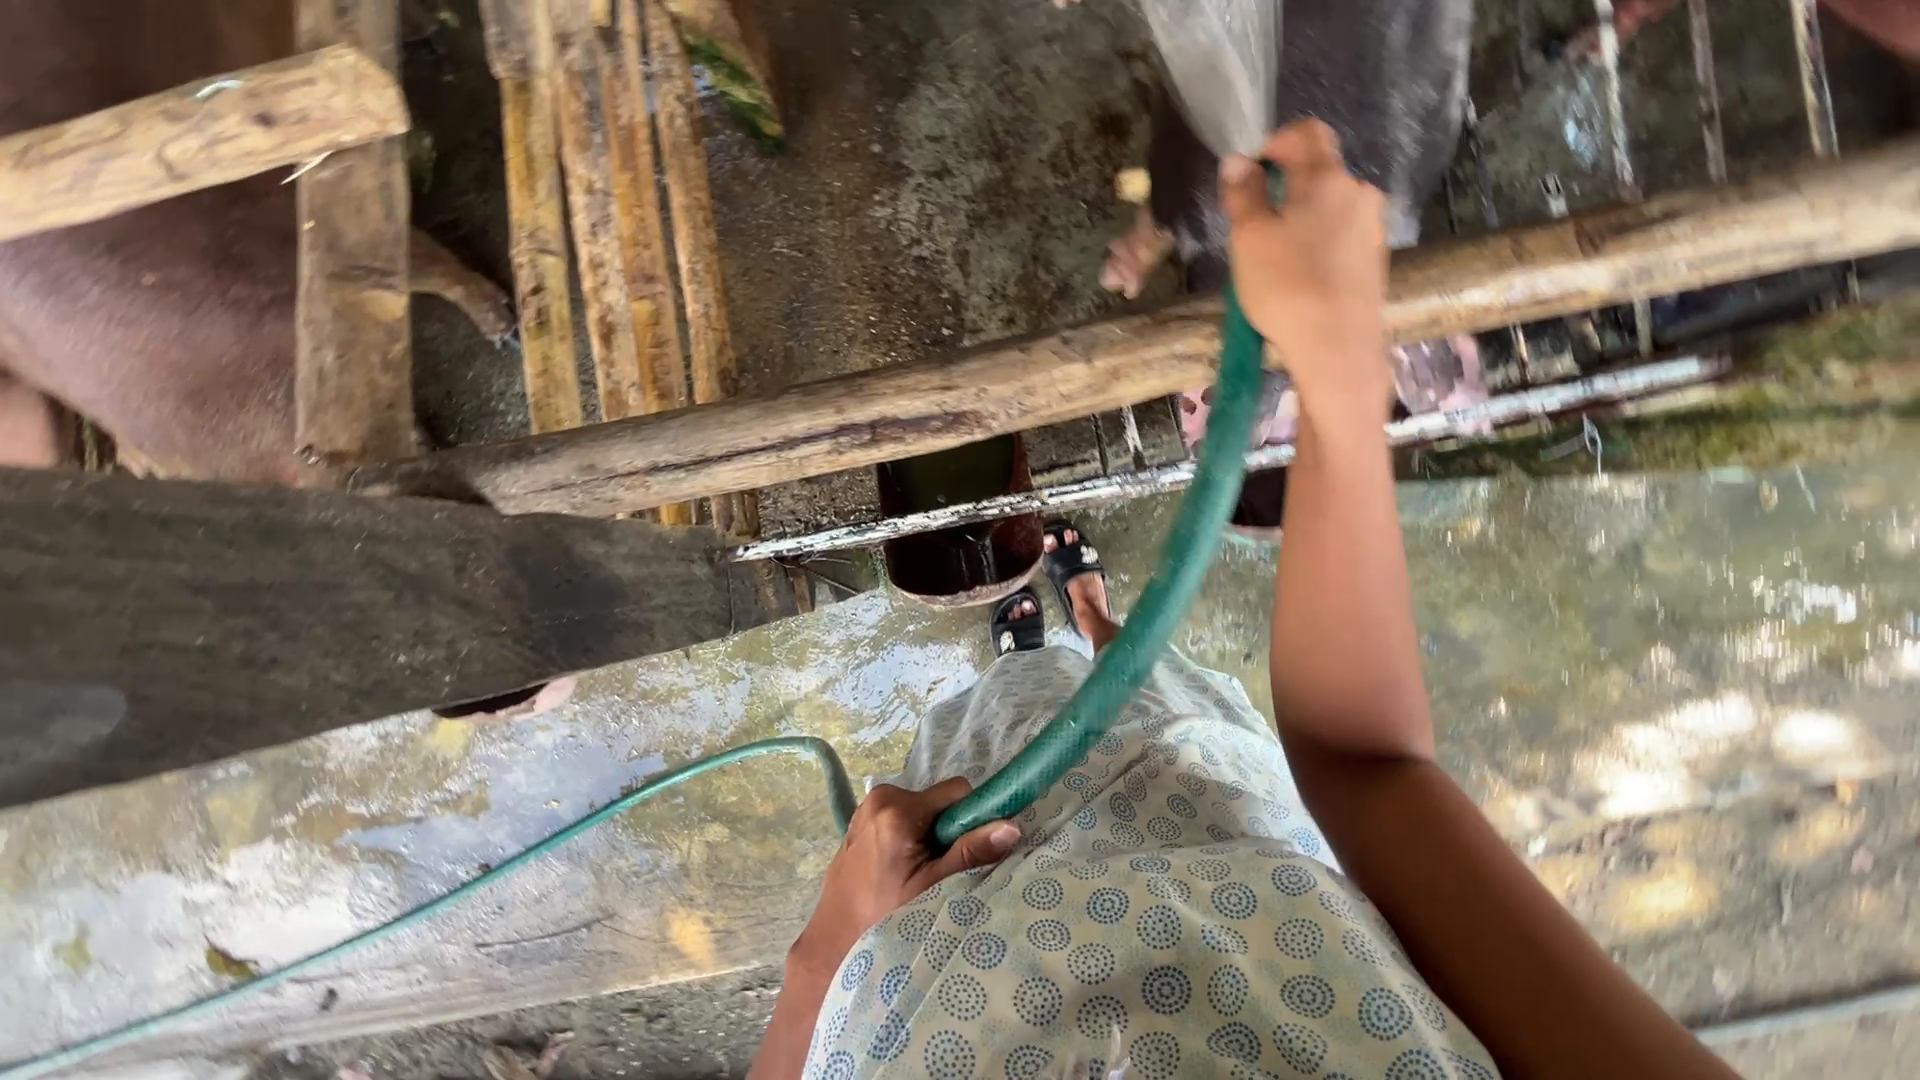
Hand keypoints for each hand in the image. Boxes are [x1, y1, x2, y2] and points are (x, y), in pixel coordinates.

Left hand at [789, 778, 1019, 977]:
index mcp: (897, 808)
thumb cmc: (883, 918)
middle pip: (938, 802)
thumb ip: (970, 853)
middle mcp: (879, 797)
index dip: (971, 819)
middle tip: (938, 871)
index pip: (957, 792)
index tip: (968, 852)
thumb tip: (1011, 826)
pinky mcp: (860, 823)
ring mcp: (866, 809)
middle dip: (947, 832)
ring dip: (928, 838)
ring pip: (921, 813)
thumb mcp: (933, 888)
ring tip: (918, 877)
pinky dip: (909, 840)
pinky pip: (900, 820)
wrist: (832, 946)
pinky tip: (900, 874)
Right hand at [1218, 119, 1392, 415]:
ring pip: (1328, 209)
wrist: (1337, 347)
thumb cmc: (1286, 286)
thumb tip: (1238, 161)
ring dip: (1300, 222)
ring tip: (1274, 260)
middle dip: (1285, 190)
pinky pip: (1338, 238)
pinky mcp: (1373, 261)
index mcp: (1327, 178)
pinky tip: (1299, 280)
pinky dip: (1316, 247)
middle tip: (1254, 226)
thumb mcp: (1249, 238)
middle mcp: (1358, 193)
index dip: (1275, 142)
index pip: (1307, 133)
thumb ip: (1243, 195)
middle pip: (1318, 174)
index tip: (1250, 172)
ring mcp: (1371, 228)